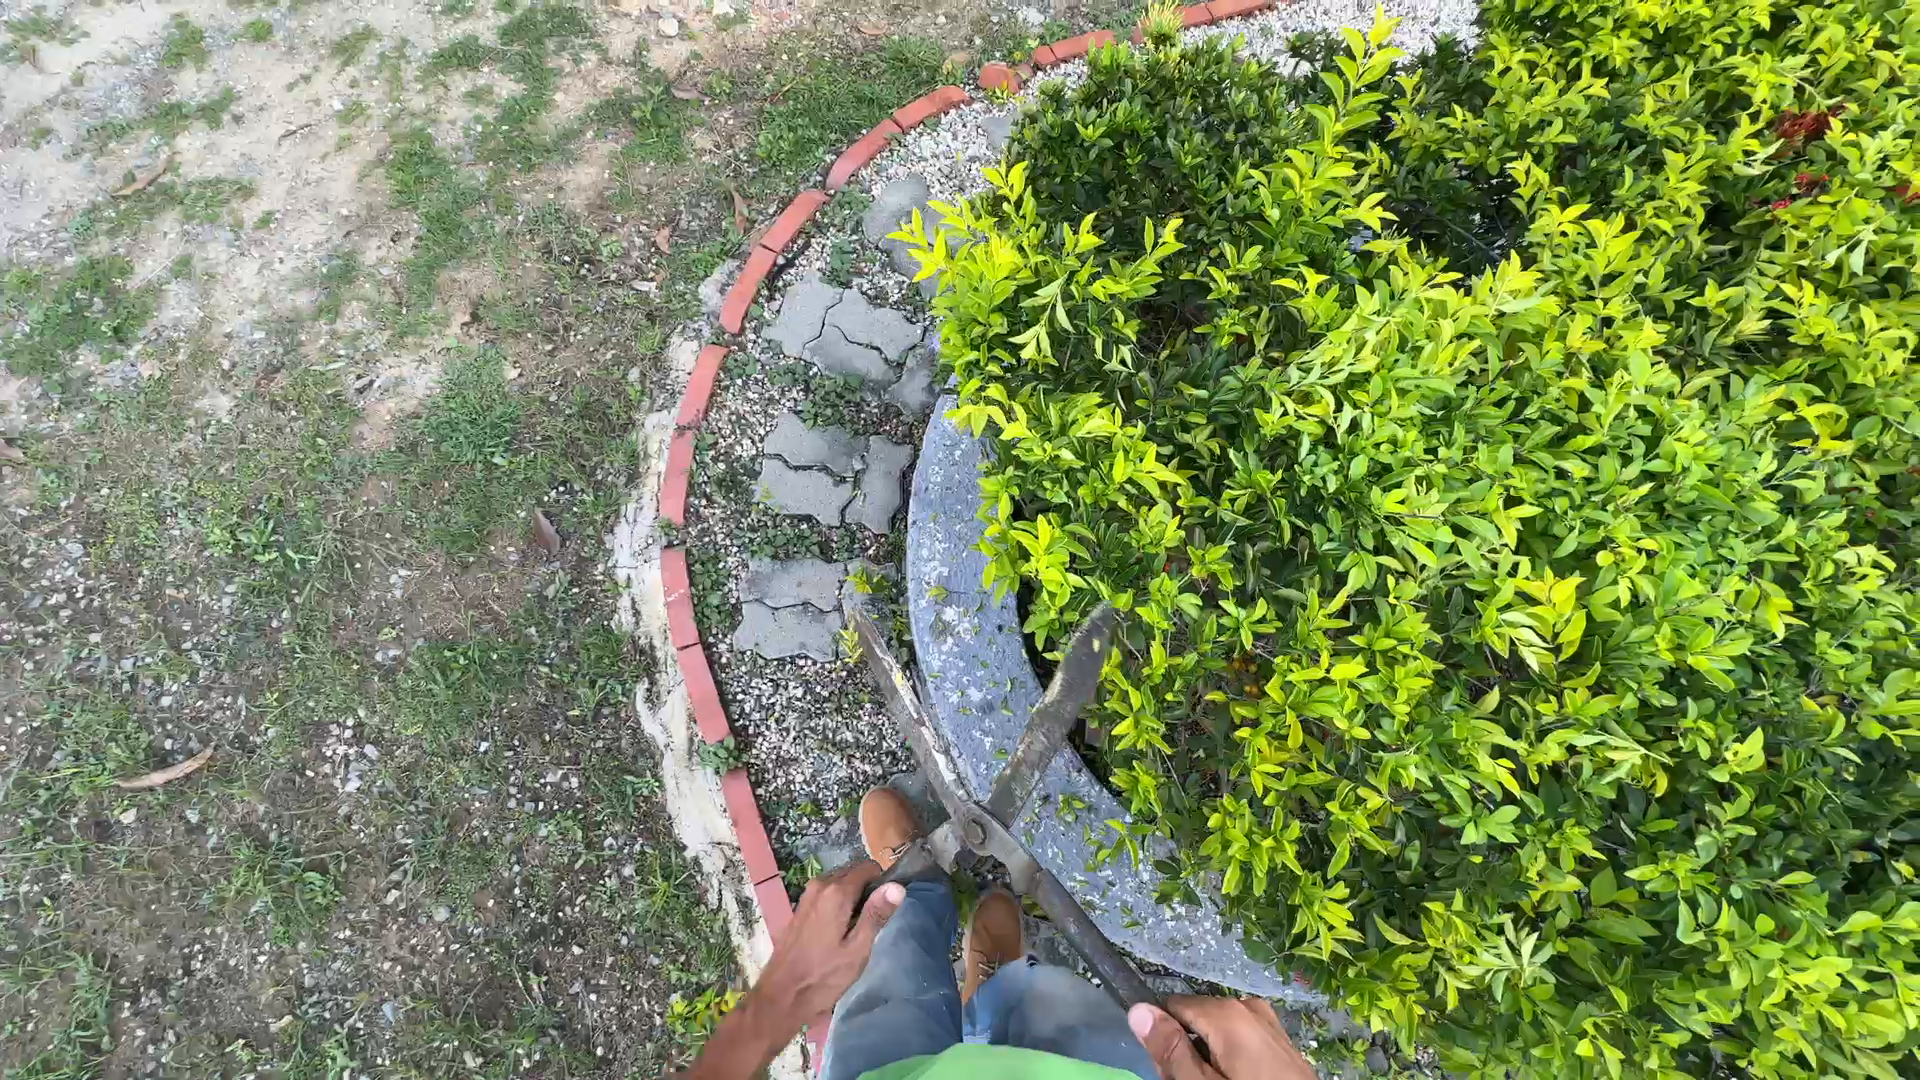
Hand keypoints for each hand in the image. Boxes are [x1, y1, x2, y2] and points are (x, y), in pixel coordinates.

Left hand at [754, 859, 903, 1024]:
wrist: (779, 998)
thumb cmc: (822, 977)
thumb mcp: (857, 950)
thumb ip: (876, 915)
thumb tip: (897, 886)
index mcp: (836, 892)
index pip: (869, 868)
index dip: (882, 884)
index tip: (884, 909)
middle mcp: (820, 885)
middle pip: (853, 873)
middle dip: (866, 891)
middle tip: (870, 925)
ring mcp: (807, 895)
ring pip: (840, 883)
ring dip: (851, 899)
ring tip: (854, 931)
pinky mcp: (800, 907)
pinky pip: (827, 894)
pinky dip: (837, 905)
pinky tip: (836, 933)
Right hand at [1128, 996, 1314, 1079]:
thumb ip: (1171, 1049)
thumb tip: (1137, 1008)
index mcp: (1226, 1013)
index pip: (1171, 1006)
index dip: (1164, 1040)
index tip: (1169, 1072)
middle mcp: (1247, 1006)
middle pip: (1195, 1019)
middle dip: (1188, 1052)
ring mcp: (1268, 1024)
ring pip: (1218, 1032)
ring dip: (1209, 1059)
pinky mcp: (1282, 1043)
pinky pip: (1242, 1041)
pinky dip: (1232, 1062)